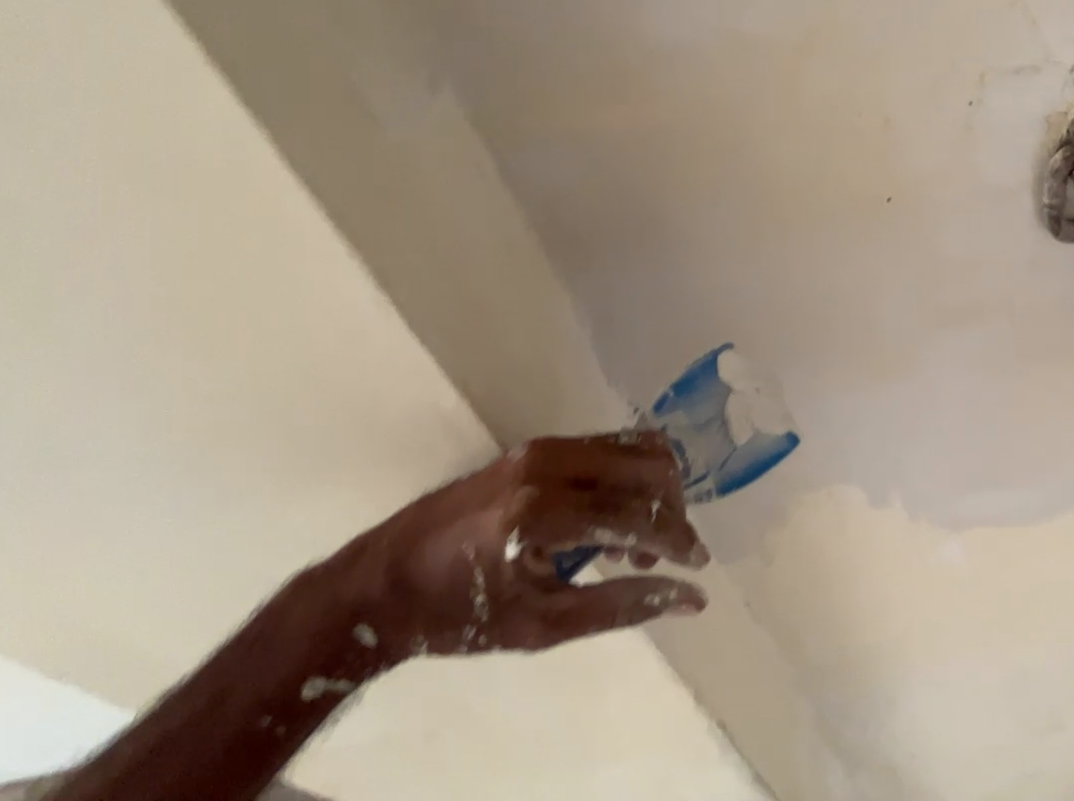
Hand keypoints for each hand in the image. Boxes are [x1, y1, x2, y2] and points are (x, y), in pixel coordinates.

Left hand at [337, 431, 710, 661]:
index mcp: (541, 513)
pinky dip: (632, 476)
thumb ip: (621, 607)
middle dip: (672, 511)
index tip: (696, 565)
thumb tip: (691, 597)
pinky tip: (617, 518)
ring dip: (656, 489)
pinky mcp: (536, 446)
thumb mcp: (541, 627)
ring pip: (636, 446)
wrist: (377, 585)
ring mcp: (541, 448)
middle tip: (667, 556)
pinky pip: (610, 445)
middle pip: (648, 467)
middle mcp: (547, 464)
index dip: (676, 540)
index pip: (636, 514)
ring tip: (642, 540)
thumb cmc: (457, 616)